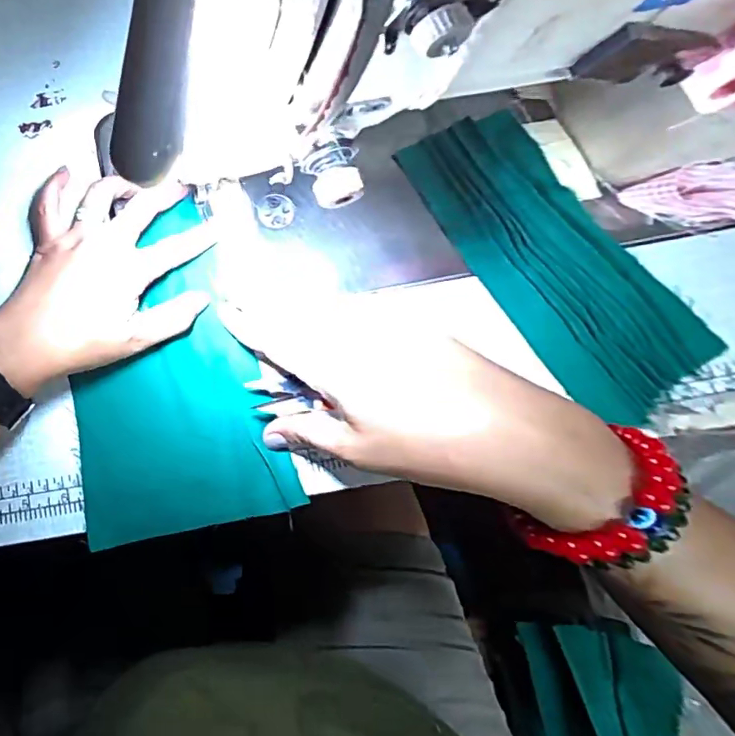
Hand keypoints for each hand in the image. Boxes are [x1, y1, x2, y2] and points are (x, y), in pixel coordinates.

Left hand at [0, 169, 215, 391]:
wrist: (25, 344)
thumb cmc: (81, 344)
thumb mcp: (133, 340)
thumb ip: (171, 319)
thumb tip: (202, 300)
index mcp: (129, 268)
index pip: (174, 249)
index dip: (200, 237)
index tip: (218, 226)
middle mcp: (104, 242)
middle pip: (140, 207)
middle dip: (165, 194)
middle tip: (180, 188)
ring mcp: (73, 236)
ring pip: (97, 195)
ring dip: (118, 185)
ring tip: (132, 186)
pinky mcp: (48, 239)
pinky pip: (49, 204)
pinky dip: (56, 185)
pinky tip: (65, 173)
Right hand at [220, 300, 634, 530]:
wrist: (508, 427)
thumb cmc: (424, 447)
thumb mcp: (358, 449)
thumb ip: (310, 431)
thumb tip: (272, 429)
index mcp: (331, 364)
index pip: (277, 337)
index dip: (249, 323)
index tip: (226, 307)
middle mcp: (353, 331)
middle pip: (299, 310)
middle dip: (266, 299)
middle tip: (239, 285)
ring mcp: (386, 321)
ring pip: (329, 304)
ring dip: (300, 300)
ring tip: (276, 294)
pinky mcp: (414, 322)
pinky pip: (360, 307)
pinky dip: (336, 306)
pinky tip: (334, 310)